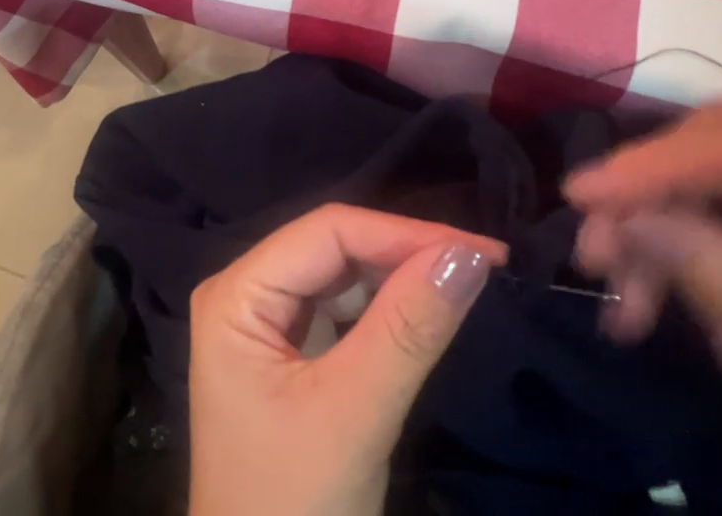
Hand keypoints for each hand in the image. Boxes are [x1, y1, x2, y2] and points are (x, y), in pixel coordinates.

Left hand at [188, 203, 505, 515]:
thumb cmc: (294, 503)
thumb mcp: (354, 413)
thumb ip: (407, 330)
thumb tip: (467, 256)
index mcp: (236, 295)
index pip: (325, 233)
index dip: (404, 232)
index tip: (484, 251)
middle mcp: (244, 295)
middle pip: (330, 247)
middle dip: (404, 251)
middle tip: (485, 266)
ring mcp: (264, 325)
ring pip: (339, 277)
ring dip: (400, 276)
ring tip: (468, 281)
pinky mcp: (288, 355)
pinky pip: (340, 313)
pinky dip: (386, 310)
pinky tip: (427, 309)